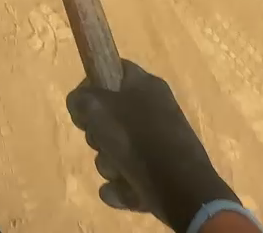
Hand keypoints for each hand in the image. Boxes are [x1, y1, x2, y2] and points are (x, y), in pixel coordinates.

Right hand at [67, 60, 239, 230]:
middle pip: (110, 114)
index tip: (84, 104)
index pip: (111, 70)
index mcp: (145, 86)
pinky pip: (129, 176)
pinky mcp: (163, 175)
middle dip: (98, 134)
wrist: (183, 192)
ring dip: (108, 163)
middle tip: (100, 140)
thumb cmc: (137, 139)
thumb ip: (80, 98)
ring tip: (116, 171)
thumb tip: (80, 105)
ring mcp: (161, 144)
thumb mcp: (95, 106)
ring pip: (117, 148)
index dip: (91, 84)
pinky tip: (118, 190)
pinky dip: (121, 186)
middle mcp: (155, 111)